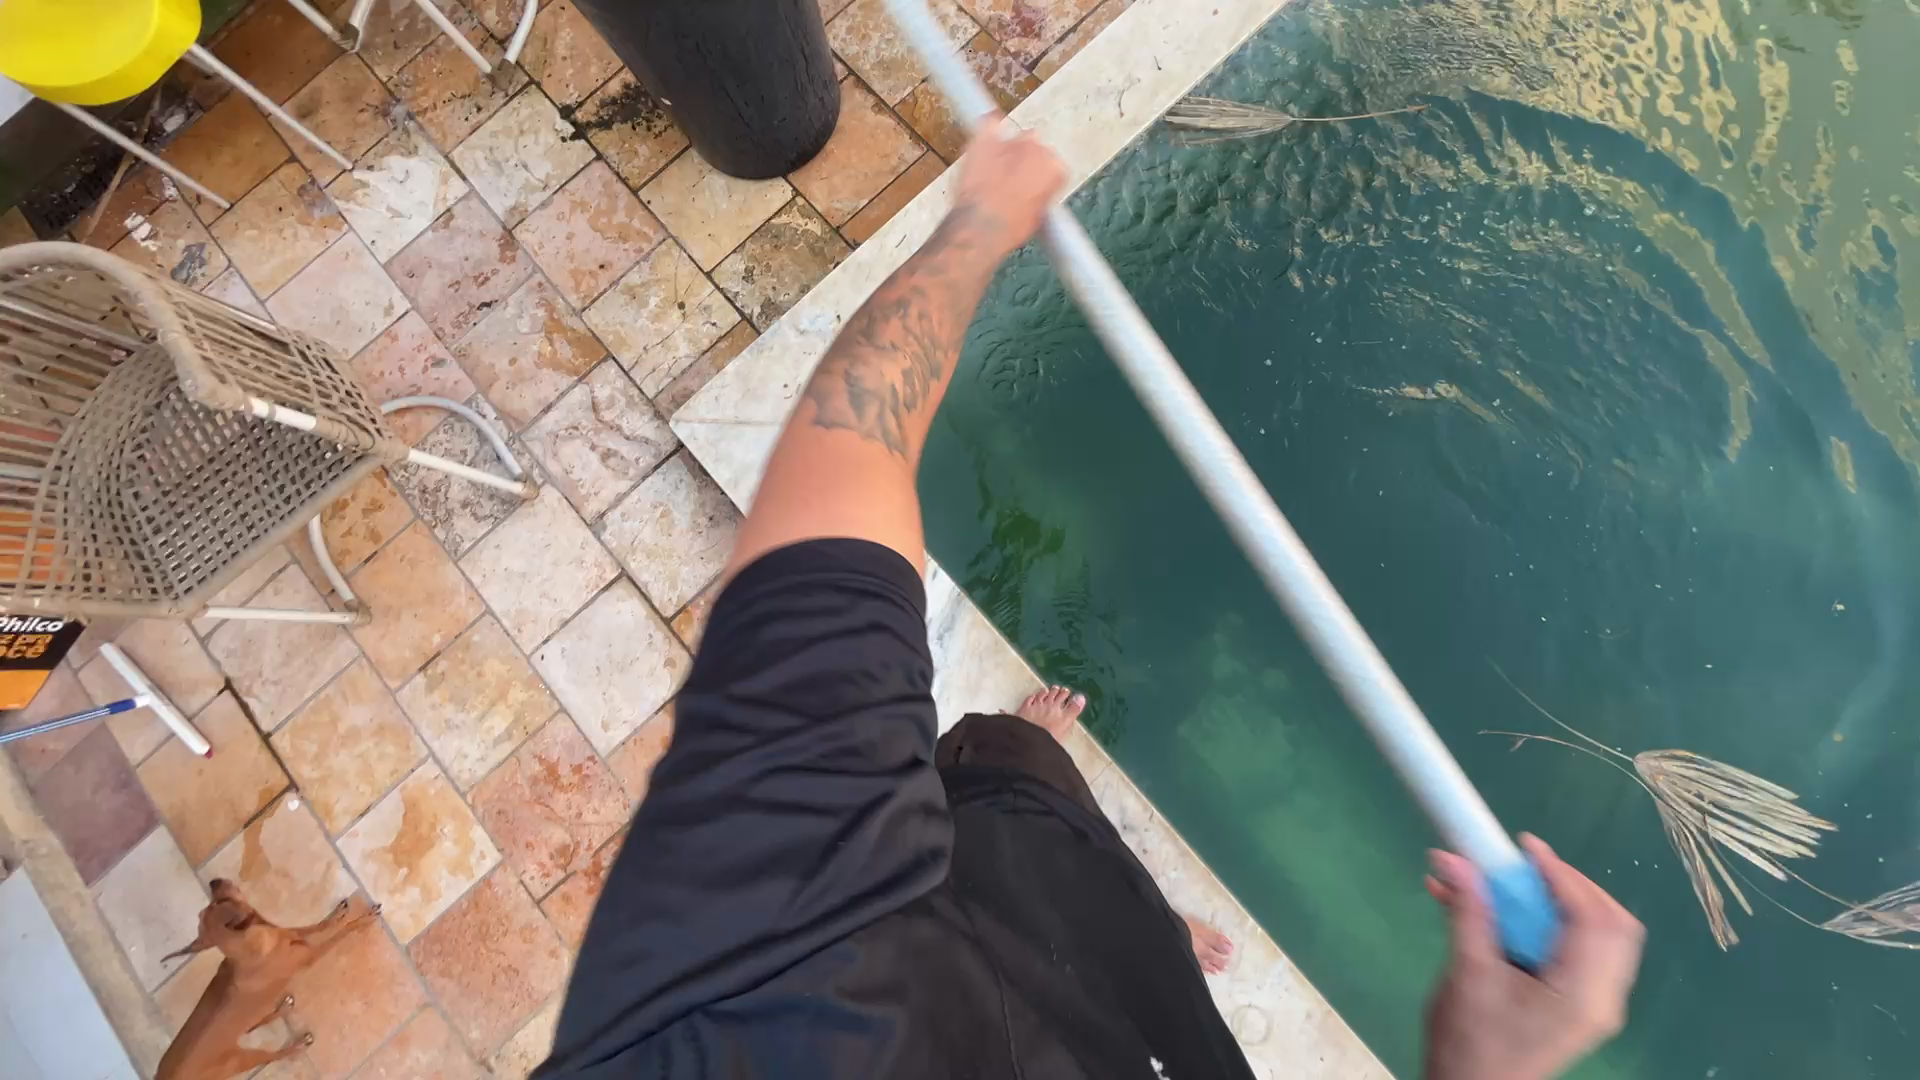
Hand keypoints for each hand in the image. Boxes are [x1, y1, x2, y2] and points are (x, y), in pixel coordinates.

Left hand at [949, 115, 1066, 256]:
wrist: (981, 227)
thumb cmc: (1011, 229)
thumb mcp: (1038, 218)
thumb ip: (1042, 196)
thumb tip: (1036, 194)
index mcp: (1055, 168)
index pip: (1054, 167)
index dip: (1042, 181)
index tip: (1033, 192)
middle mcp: (1038, 147)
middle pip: (1036, 149)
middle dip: (1026, 164)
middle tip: (1013, 185)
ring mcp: (1011, 139)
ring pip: (1015, 138)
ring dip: (1008, 152)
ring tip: (995, 175)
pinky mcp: (985, 136)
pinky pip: (989, 124)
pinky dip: (988, 132)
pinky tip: (984, 146)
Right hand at [1424, 834, 1643, 1079]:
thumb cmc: (1473, 1038)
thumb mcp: (1467, 971)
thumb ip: (1468, 911)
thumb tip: (1453, 858)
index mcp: (1583, 992)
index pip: (1594, 920)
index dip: (1562, 876)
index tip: (1523, 846)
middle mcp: (1600, 995)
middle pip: (1609, 925)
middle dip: (1567, 884)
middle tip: (1520, 863)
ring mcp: (1588, 1000)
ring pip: (1590, 935)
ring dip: (1546, 900)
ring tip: (1495, 883)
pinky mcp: (1569, 1001)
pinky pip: (1567, 949)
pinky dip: (1535, 921)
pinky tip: (1483, 908)